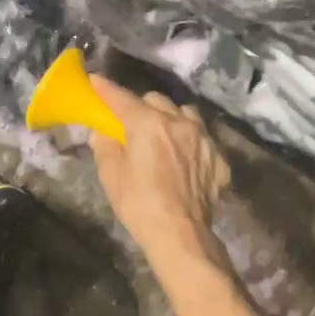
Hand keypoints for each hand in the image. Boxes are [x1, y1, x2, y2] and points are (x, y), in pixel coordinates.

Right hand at [87, 76, 230, 264]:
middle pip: (156, 100)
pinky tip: (183, 159)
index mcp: (148, 124)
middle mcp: (178, 123)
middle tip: (130, 122)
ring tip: (162, 134)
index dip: (106, 89)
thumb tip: (103, 133)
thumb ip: (105, 146)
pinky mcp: (219, 158)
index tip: (95, 81)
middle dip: (141, 106)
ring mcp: (203, 139)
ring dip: (170, 117)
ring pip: (184, 113)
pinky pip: (202, 138)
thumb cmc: (138, 204)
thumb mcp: (110, 175)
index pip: (122, 98)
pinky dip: (190, 141)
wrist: (181, 234)